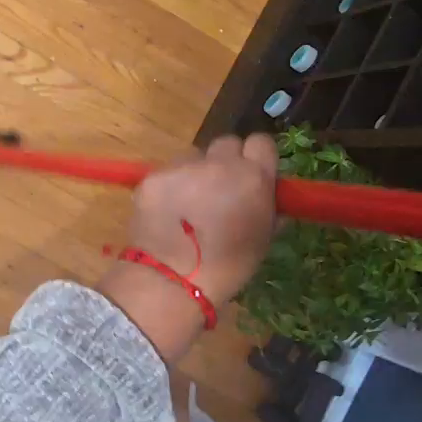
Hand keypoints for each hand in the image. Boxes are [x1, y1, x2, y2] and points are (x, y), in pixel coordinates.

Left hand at [97, 135, 278, 360]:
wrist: (174, 280)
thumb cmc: (227, 266)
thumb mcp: (263, 237)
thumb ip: (268, 205)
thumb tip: (266, 192)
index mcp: (254, 177)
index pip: (261, 142)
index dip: (255, 157)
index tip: (250, 173)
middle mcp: (219, 164)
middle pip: (226, 144)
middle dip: (225, 161)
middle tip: (218, 189)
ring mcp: (182, 168)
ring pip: (193, 157)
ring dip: (194, 173)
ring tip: (187, 205)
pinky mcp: (153, 176)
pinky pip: (167, 173)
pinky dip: (168, 187)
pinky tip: (166, 212)